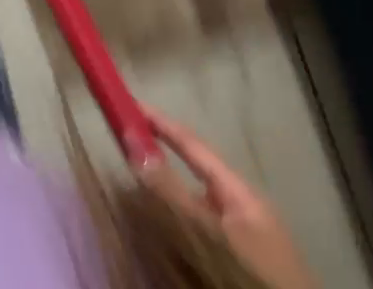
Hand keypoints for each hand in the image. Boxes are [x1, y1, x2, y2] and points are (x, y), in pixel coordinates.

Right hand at [136, 111, 317, 288]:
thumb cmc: (249, 270)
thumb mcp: (207, 229)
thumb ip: (169, 188)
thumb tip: (131, 139)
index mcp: (239, 190)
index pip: (193, 145)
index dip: (160, 122)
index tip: (127, 102)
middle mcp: (242, 204)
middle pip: (194, 169)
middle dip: (160, 154)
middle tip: (124, 141)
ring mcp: (242, 231)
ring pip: (194, 197)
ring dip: (165, 187)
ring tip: (133, 180)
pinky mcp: (238, 253)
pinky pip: (197, 222)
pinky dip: (174, 214)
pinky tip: (160, 223)